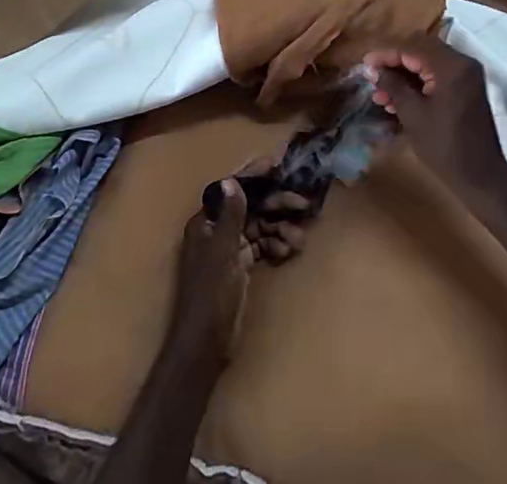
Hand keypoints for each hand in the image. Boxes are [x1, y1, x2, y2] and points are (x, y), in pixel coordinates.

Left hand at [170, 176, 316, 363]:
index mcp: (204, 222)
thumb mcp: (222, 252)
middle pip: (249, 208)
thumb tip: (232, 181)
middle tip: (302, 203)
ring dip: (279, 228)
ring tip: (298, 238)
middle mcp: (215, 231)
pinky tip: (289, 250)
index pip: (230, 190)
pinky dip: (275, 246)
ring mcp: (228, 250)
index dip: (252, 176)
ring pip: (258, 228)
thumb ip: (229, 217)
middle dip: (275, 204)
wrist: (206, 342)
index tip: (276, 164)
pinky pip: (260, 247)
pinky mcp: (239, 268)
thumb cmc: (210, 294)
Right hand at [362, 36, 506, 196]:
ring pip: (427, 66)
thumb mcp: (412, 113)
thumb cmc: (443, 144)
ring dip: (403, 77)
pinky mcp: (465, 91)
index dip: (386, 55)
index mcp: (451, 66)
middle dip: (393, 65)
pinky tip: (395, 102)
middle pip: (420, 53)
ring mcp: (466, 78)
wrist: (479, 176)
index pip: (412, 49)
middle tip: (372, 78)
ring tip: (379, 96)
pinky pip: (436, 79)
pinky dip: (417, 86)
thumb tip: (373, 69)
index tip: (365, 64)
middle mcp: (462, 65)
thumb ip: (392, 85)